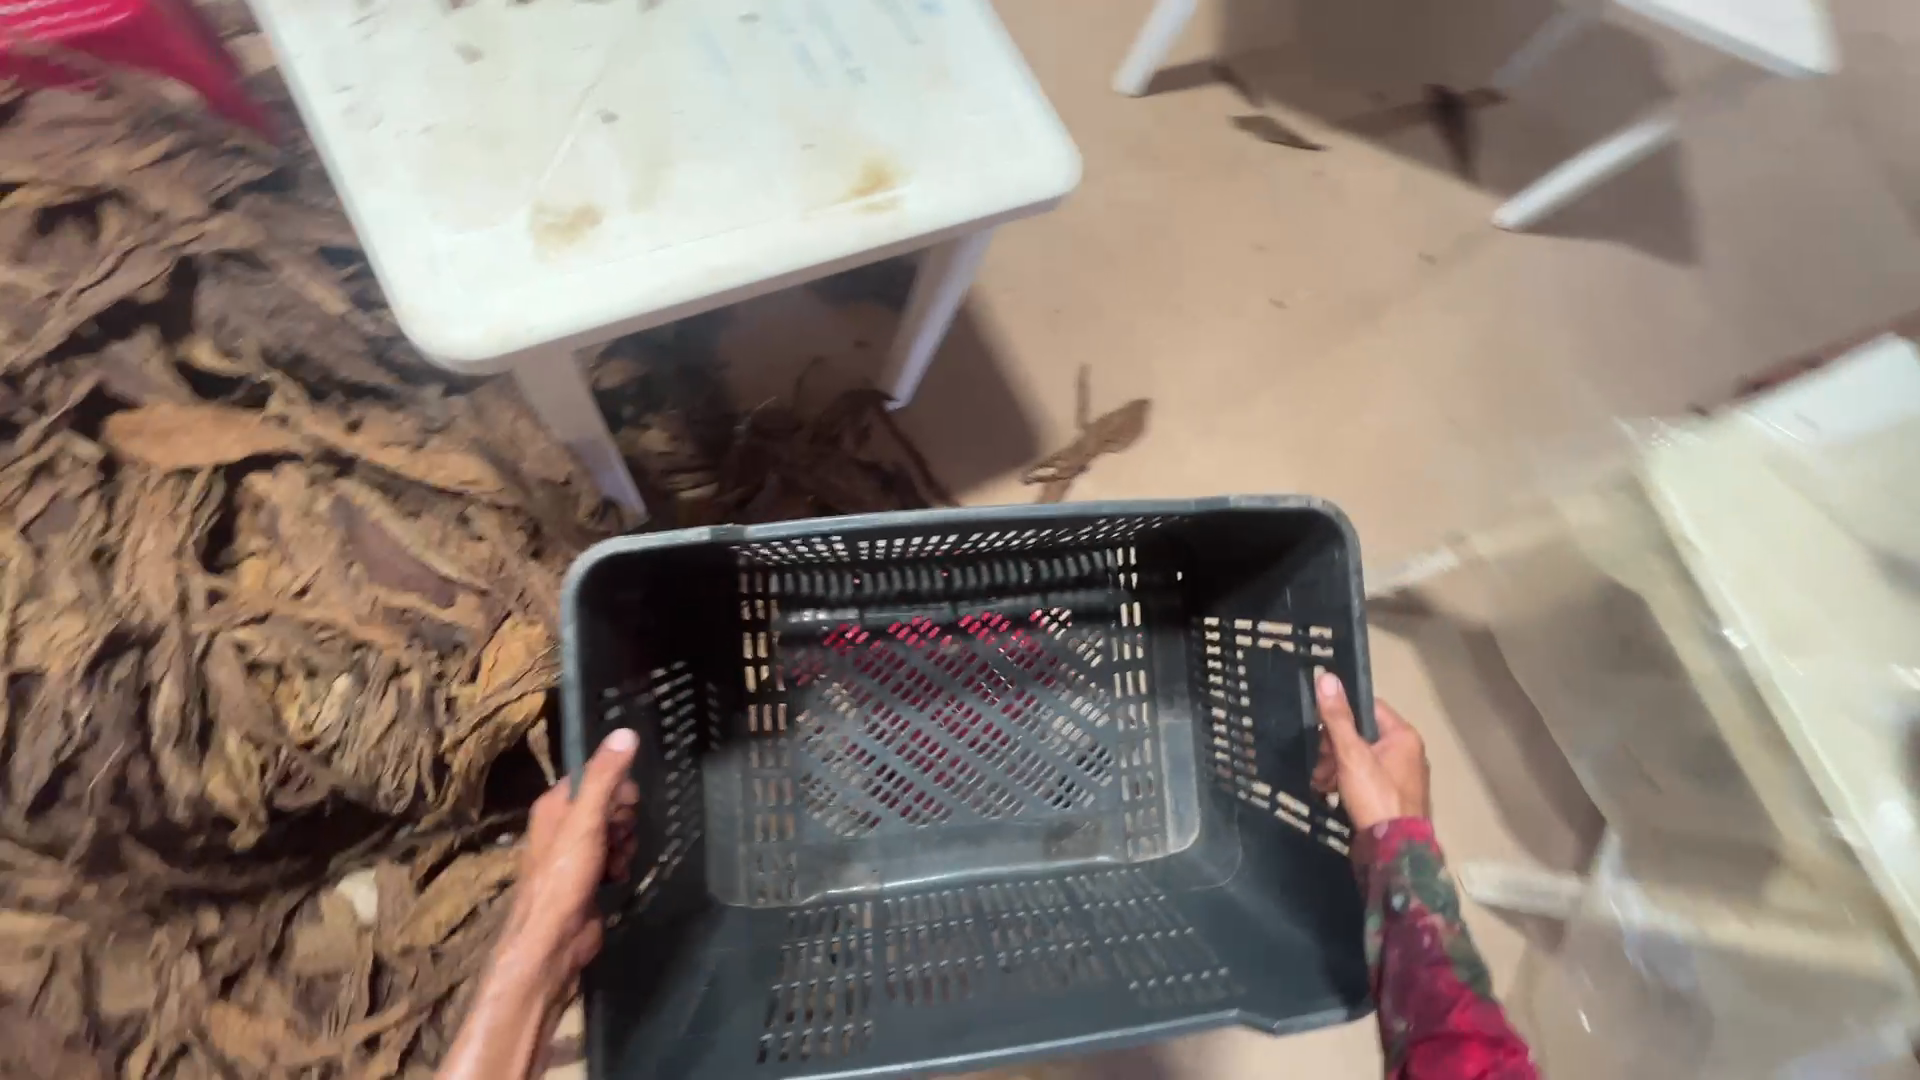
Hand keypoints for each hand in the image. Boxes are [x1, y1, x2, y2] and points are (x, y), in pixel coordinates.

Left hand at [438, 729, 638, 1079]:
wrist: (553, 945)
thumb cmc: (562, 879)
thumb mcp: (585, 821)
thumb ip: (605, 777)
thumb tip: (625, 732)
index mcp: (555, 804)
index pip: (598, 774)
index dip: (618, 788)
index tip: (624, 806)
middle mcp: (562, 823)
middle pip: (612, 801)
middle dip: (624, 819)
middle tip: (617, 838)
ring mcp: (575, 850)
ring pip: (618, 828)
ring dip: (625, 843)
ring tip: (616, 862)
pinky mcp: (588, 874)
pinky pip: (617, 853)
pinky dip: (622, 863)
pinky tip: (617, 877)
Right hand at [1310, 671, 1428, 832]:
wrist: (1394, 850)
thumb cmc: (1375, 796)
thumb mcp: (1351, 754)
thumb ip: (1337, 716)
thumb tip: (1326, 677)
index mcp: (1403, 736)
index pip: (1367, 706)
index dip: (1340, 714)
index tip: (1320, 728)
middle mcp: (1407, 751)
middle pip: (1359, 733)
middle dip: (1332, 747)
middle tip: (1320, 763)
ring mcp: (1401, 775)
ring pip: (1358, 755)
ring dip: (1334, 765)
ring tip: (1322, 781)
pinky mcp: (1393, 794)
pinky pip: (1364, 775)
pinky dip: (1345, 780)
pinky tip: (1330, 790)